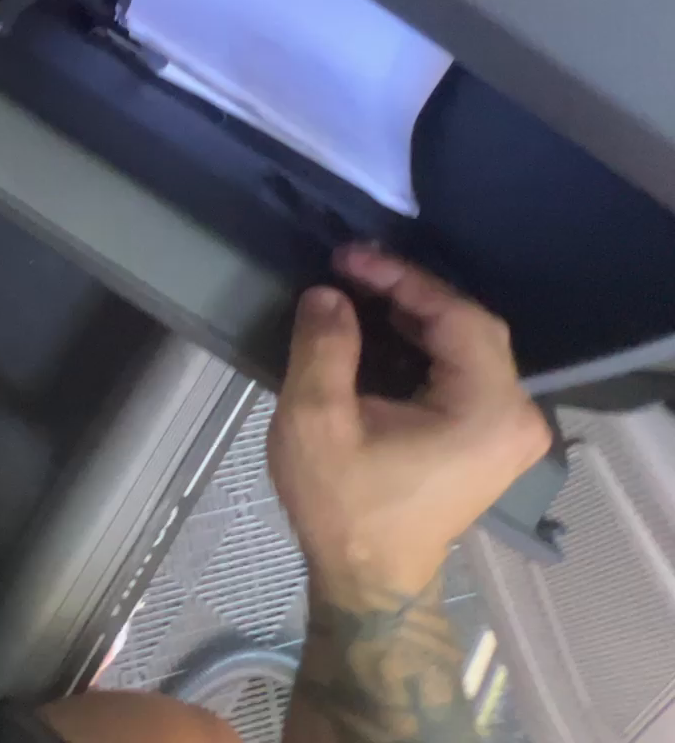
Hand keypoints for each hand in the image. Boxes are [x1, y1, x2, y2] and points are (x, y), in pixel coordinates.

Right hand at [268, 246, 550, 602]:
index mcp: (485, 410)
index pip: (460, 319)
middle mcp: (513, 416)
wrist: (366, 570)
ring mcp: (503, 430)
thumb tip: (327, 295)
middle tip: (347, 268)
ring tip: (353, 291)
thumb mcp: (316, 416)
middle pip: (471, 330)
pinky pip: (457, 371)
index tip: (346, 258)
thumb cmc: (341, 496)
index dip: (404, 279)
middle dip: (408, 291)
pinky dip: (417, 342)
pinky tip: (375, 331)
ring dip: (411, 314)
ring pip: (466, 348)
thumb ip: (324, 348)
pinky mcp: (481, 438)